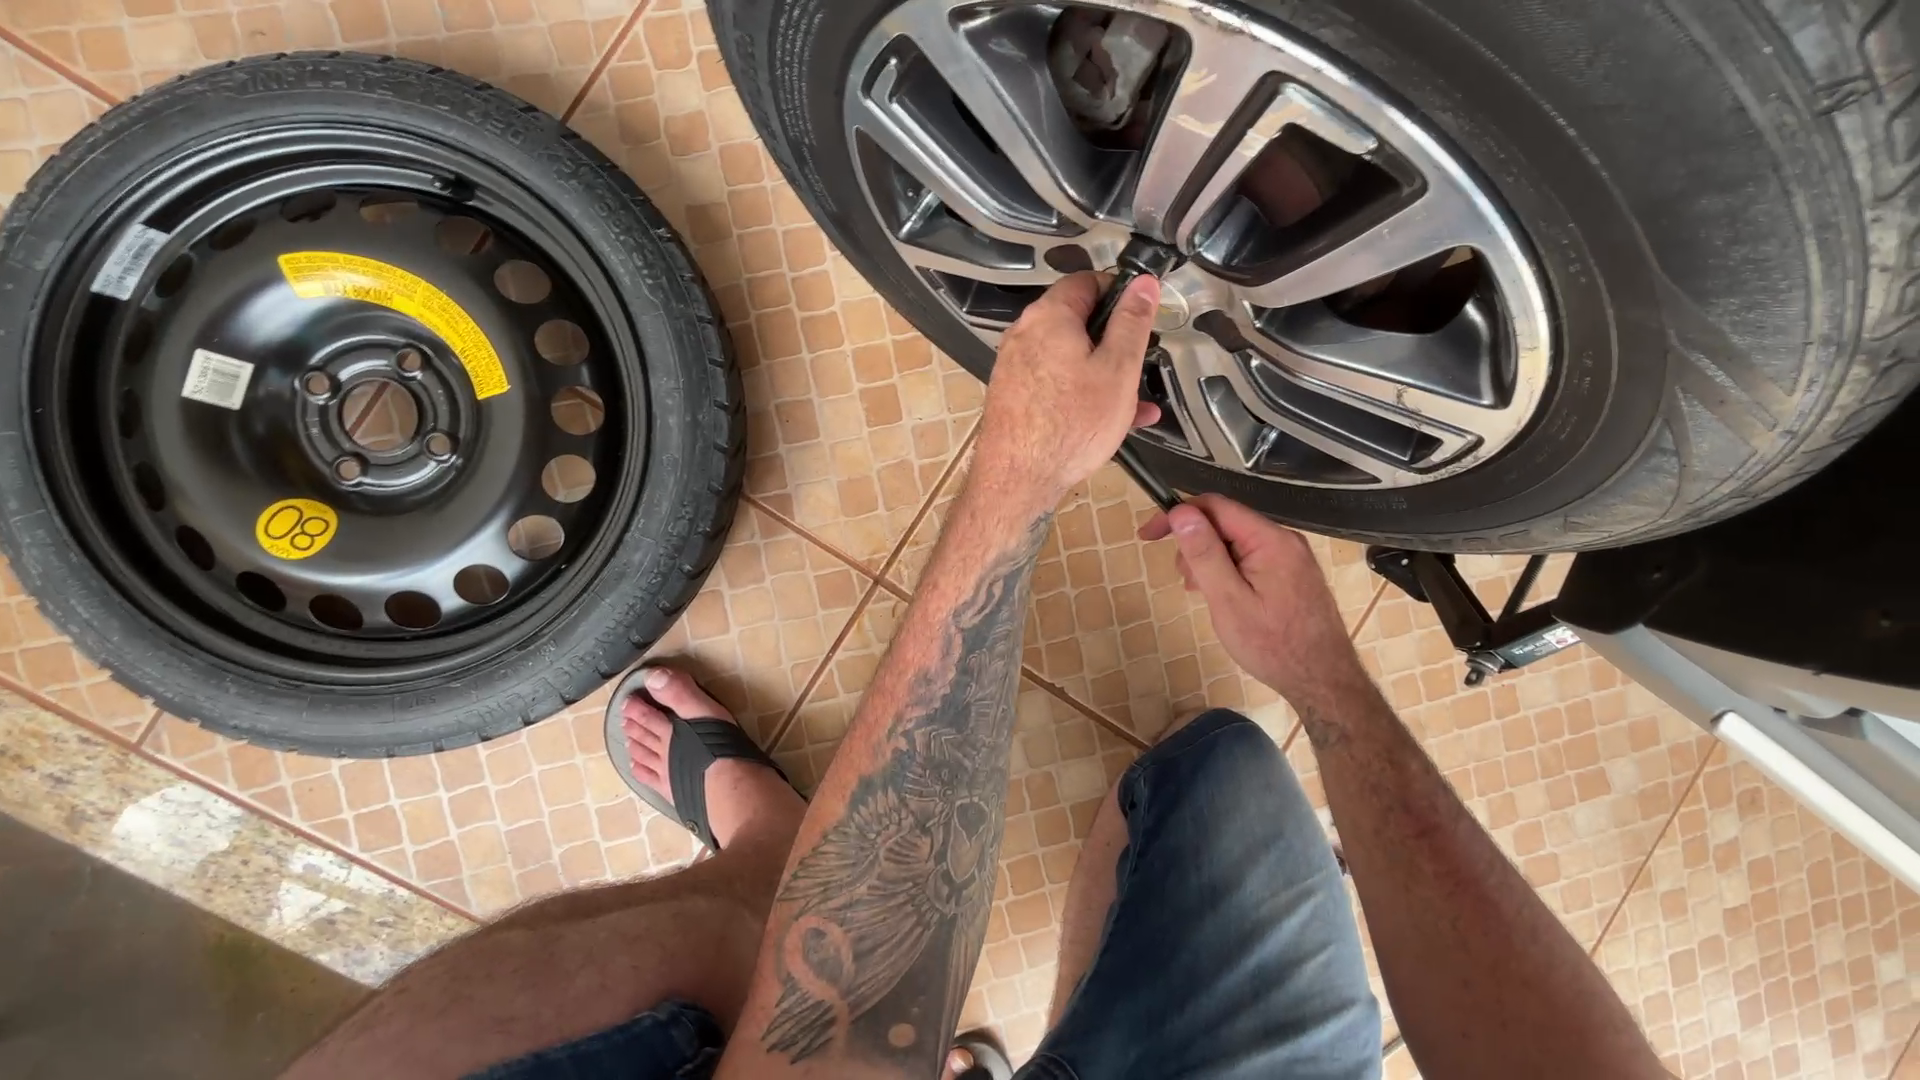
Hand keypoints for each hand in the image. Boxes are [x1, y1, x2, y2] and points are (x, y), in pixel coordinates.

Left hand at [971, 272, 1160, 509]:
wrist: (1018, 480)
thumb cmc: (1068, 427)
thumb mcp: (1118, 369)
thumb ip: (1132, 322)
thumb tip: (1142, 284)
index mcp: (1049, 317)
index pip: (1086, 281)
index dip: (1118, 292)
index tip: (1140, 312)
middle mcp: (1024, 336)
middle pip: (1075, 321)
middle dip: (1111, 340)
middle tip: (1137, 361)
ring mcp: (1015, 368)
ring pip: (1068, 358)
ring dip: (1101, 373)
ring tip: (1133, 400)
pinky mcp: (1013, 397)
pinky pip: (1055, 385)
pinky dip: (1081, 394)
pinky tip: (1110, 420)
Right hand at [1139, 495, 1367, 709]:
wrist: (1322, 680)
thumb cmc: (1271, 645)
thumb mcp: (1228, 600)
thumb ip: (1205, 553)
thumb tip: (1181, 513)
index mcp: (1270, 540)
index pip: (1215, 506)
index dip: (1178, 515)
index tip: (1149, 535)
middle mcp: (1284, 539)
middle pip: (1226, 523)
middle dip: (1195, 544)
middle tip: (1185, 582)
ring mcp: (1291, 556)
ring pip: (1237, 542)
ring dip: (1210, 560)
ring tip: (1204, 594)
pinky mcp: (1292, 573)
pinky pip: (1251, 558)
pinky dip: (1228, 570)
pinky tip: (1224, 597)